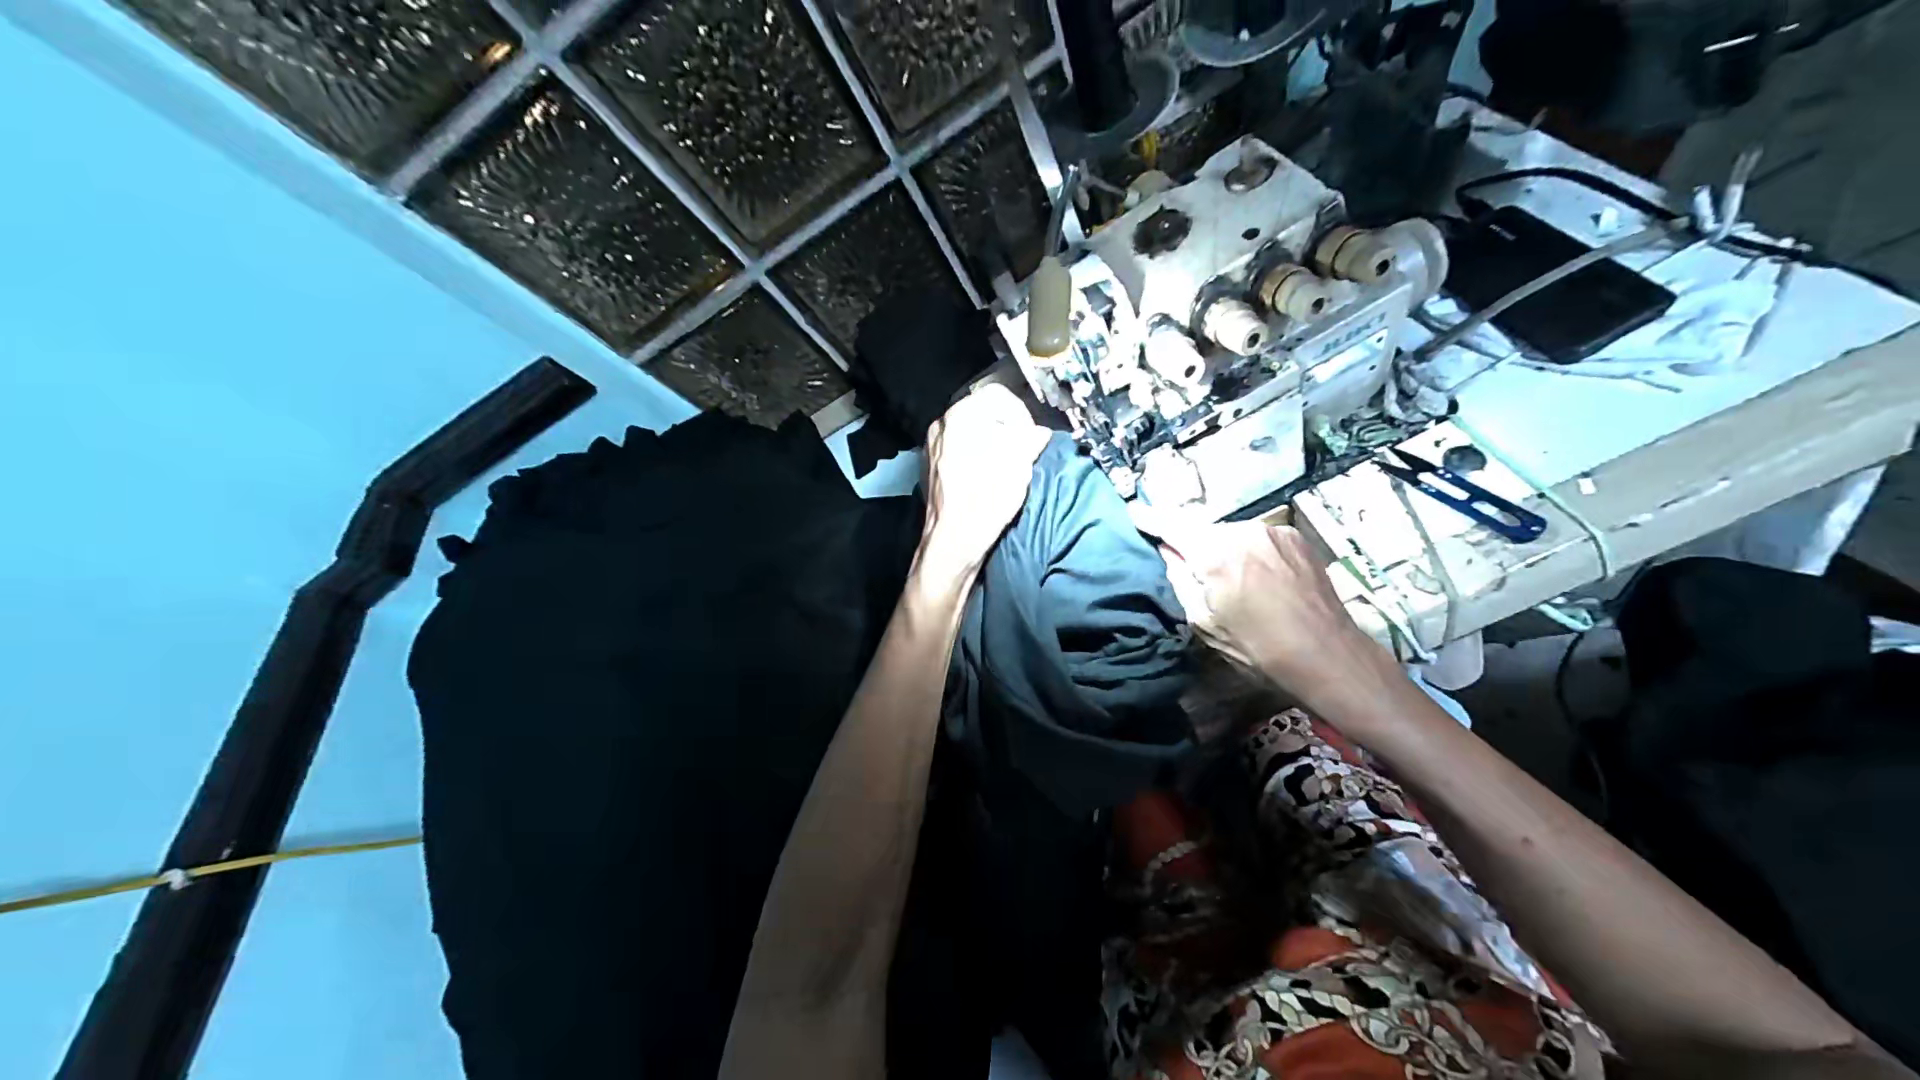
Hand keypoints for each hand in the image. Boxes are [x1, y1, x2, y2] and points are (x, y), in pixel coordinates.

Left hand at [918, 383, 1050, 584]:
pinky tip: (987, 478)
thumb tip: (1038, 433)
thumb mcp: (1018, 467)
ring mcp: (932, 445)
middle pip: (983, 413)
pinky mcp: (930, 466)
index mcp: (961, 417)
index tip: (1031, 436)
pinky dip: (976, 456)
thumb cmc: (985, 503)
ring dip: (992, 443)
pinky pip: (959, 449)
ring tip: (1007, 467)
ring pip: (971, 431)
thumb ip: (1029, 440)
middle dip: (1007, 429)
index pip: (999, 396)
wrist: (951, 543)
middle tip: (1023, 451)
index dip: (1021, 414)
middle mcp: (941, 424)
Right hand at [1128, 504, 1395, 710]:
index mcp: (1214, 553)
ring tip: (1232, 581)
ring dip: (1224, 550)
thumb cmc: (1257, 647)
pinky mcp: (1296, 539)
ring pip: (1233, 535)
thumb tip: (1169, 553)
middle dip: (1193, 545)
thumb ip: (1180, 580)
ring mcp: (1274, 532)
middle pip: (1204, 531)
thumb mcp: (1204, 623)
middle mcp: (1243, 531)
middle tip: (1192, 571)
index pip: (1170, 525)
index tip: (1133, 513)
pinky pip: (1259, 539)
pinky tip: (1260, 580)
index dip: (1149, 519)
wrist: (1327, 655)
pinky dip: (1250, 552)